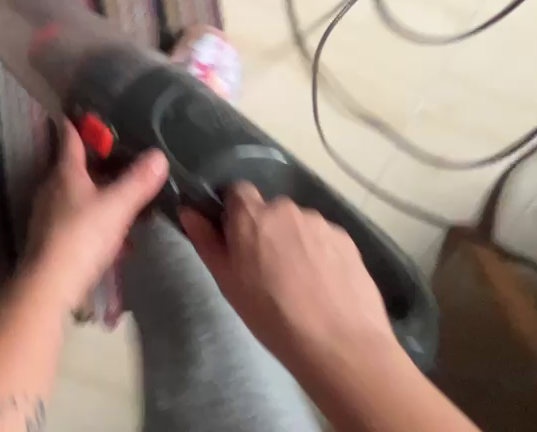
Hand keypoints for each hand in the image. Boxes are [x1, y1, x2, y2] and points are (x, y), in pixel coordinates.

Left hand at [23, 119, 167, 307]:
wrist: (50, 283)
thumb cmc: (81, 236)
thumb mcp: (116, 207)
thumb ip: (137, 181)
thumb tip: (158, 154)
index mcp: (65, 171)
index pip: (71, 136)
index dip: (82, 123)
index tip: (94, 112)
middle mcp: (53, 185)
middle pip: (77, 165)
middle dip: (100, 161)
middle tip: (127, 156)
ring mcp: (51, 211)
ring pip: (80, 192)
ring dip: (101, 191)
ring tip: (129, 195)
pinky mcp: (54, 235)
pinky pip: (80, 216)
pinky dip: (98, 217)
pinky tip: (118, 233)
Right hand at [181, 184, 396, 375]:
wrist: (341, 347)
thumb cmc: (272, 315)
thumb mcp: (227, 281)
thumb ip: (205, 240)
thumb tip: (188, 210)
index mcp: (250, 214)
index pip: (237, 190)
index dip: (235, 211)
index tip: (236, 238)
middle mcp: (285, 209)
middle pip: (270, 209)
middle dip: (267, 229)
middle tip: (268, 266)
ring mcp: (320, 223)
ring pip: (298, 225)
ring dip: (294, 241)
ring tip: (301, 281)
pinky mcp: (348, 241)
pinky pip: (324, 239)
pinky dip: (321, 254)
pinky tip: (324, 286)